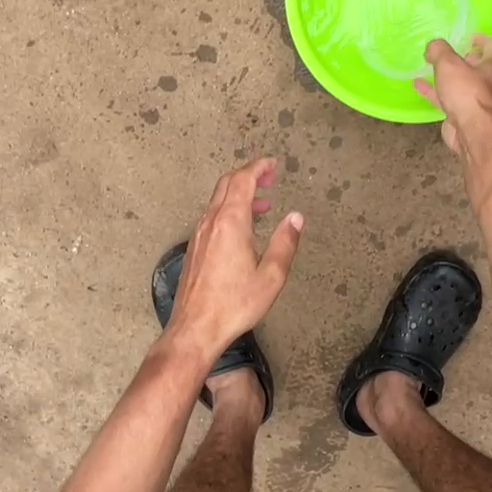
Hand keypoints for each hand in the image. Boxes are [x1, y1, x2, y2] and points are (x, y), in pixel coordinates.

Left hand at [166, 158, 304, 357]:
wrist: (196, 327)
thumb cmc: (234, 305)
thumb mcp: (271, 276)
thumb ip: (286, 243)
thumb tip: (296, 218)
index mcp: (231, 222)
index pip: (242, 180)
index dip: (258, 167)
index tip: (272, 164)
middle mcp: (211, 222)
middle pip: (227, 184)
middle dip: (248, 175)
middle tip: (269, 176)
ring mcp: (199, 234)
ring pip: (218, 200)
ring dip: (240, 194)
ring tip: (263, 204)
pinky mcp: (195, 248)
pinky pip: (212, 216)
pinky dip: (229, 210)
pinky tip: (243, 229)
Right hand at [414, 36, 491, 152]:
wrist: (471, 130)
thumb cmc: (467, 92)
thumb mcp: (449, 63)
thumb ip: (439, 50)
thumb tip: (432, 46)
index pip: (491, 44)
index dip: (478, 38)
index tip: (464, 36)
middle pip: (478, 64)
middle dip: (463, 57)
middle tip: (447, 51)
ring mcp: (478, 98)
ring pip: (463, 82)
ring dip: (448, 75)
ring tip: (431, 65)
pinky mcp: (465, 113)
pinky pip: (449, 97)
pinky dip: (436, 90)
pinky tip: (419, 85)